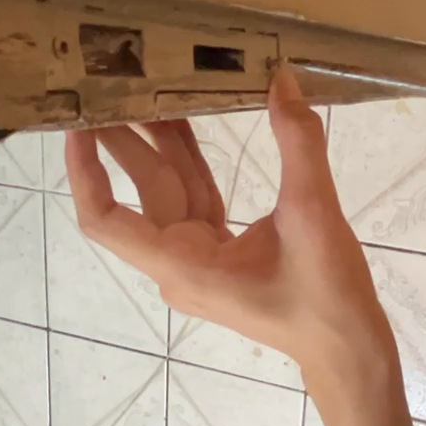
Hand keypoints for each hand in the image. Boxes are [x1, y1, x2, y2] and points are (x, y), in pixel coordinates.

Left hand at [65, 68, 395, 380]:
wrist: (346, 347)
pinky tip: (188, 123)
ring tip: (145, 85)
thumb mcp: (313, 216)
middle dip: (127, 139)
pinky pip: (196, 203)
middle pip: (139, 195)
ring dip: (162, 146)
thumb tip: (283, 80)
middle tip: (113, 79)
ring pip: (170, 194)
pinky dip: (194, 165)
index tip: (79, 123)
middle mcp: (179, 264)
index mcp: (184, 264)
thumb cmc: (325, 297)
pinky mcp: (220, 255)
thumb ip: (298, 145)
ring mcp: (199, 261)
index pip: (106, 219)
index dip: (85, 171)